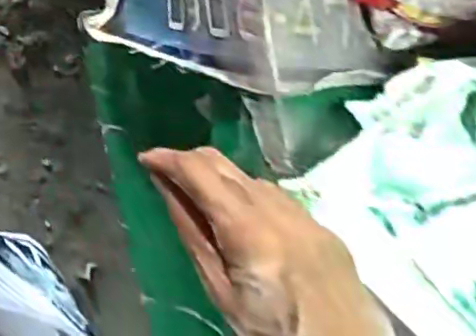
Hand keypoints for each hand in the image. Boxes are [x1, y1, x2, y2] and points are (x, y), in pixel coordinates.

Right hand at [139, 147, 389, 335]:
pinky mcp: (330, 233)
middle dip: (187, 162)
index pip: (196, 169)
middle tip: (168, 178)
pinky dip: (252, 197)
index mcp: (249, 230)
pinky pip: (280, 198)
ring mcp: (310, 221)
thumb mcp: (220, 290)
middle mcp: (280, 213)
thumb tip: (164, 185)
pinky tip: (250, 223)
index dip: (165, 158)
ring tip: (208, 203)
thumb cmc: (273, 333)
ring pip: (248, 176)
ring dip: (220, 179)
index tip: (144, 160)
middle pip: (220, 162)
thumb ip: (191, 231)